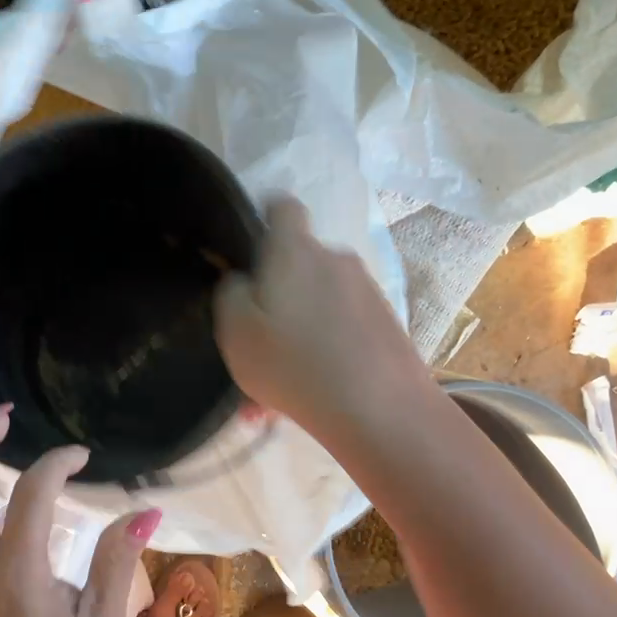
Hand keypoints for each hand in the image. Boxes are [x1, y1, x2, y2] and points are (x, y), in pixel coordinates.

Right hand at [215, 196, 433, 440]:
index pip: (283, 207)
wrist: (378, 408)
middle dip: (277, 292)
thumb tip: (241, 279)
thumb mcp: (234, 330)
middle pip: (299, 262)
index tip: (248, 249)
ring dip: (298, 328)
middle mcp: (335, 258)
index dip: (263, 218)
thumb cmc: (292, 363)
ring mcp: (367, 288)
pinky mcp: (386, 320)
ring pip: (318, 301)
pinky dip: (323, 347)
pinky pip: (341, 326)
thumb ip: (230, 292)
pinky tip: (310, 389)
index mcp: (295, 251)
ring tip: (281, 378)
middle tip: (257, 338)